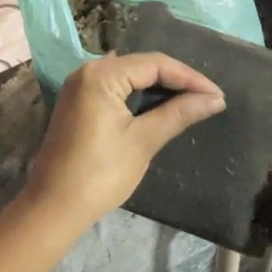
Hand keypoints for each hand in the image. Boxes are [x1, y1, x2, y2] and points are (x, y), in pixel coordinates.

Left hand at [20, 53, 225, 233]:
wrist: (53, 207)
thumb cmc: (100, 174)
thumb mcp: (143, 141)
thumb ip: (179, 113)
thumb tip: (215, 99)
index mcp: (101, 75)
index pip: (155, 64)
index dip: (190, 77)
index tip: (218, 95)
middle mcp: (88, 71)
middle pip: (142, 66)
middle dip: (177, 81)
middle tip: (209, 98)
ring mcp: (80, 87)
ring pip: (130, 77)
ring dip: (160, 88)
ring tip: (192, 102)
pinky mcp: (79, 103)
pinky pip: (117, 89)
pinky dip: (141, 96)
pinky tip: (162, 107)